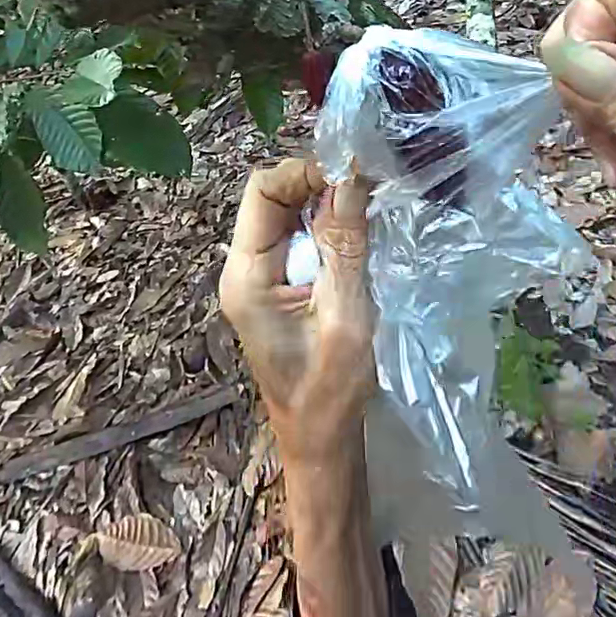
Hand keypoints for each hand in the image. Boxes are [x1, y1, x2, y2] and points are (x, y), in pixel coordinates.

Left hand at [218, 159, 390, 616]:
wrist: (321, 444)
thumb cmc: (330, 393)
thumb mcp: (345, 316)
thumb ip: (345, 244)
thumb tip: (351, 175)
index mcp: (247, 274)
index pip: (262, 190)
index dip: (306, 172)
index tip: (354, 179)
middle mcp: (247, 266)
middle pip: (275, 196)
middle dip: (321, 186)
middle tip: (368, 195)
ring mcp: (264, 275)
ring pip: (292, 213)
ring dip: (330, 206)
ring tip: (369, 214)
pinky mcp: (284, 285)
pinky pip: (304, 237)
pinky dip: (332, 227)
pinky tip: (360, 236)